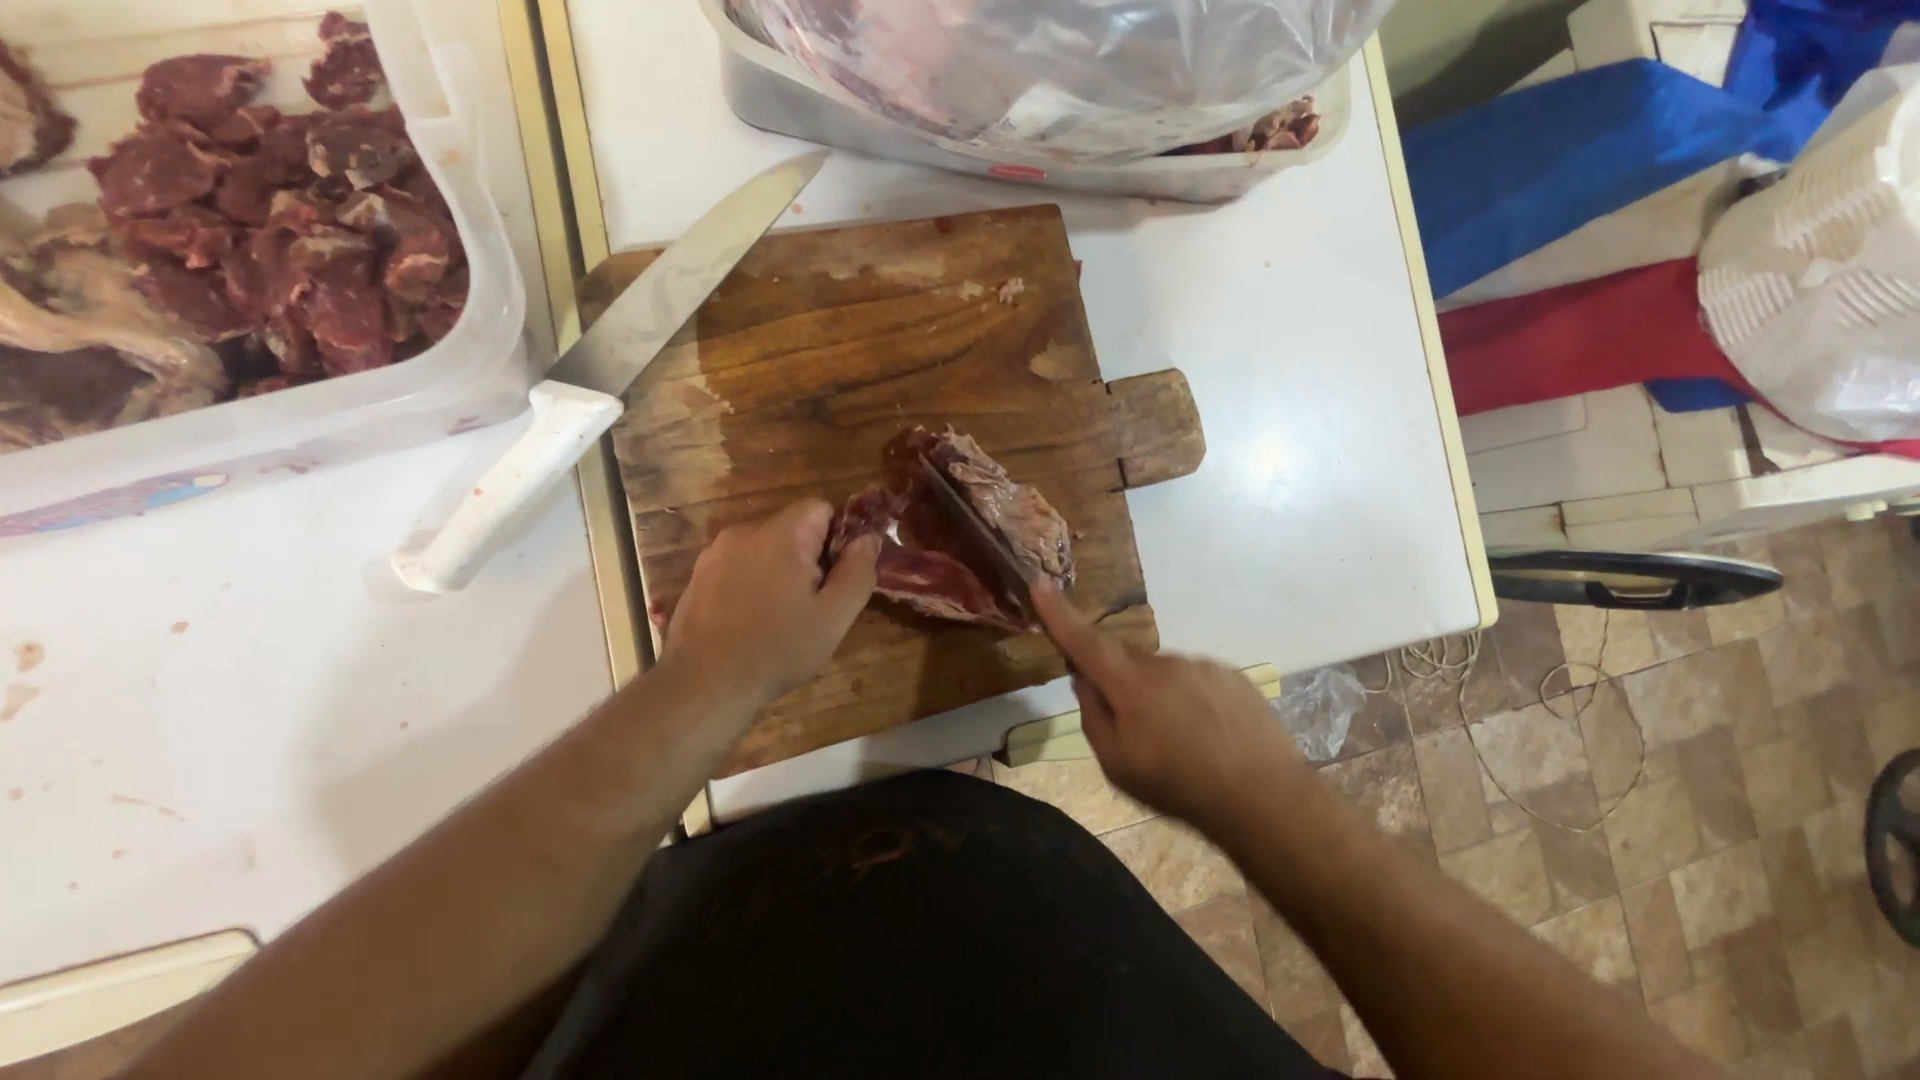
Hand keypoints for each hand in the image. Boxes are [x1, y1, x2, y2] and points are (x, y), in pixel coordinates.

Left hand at [662, 500, 879, 708]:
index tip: (838, 575)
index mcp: (779, 535)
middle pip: (790, 529)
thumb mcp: (833, 617)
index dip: (837, 536)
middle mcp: (743, 533)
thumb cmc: (777, 649)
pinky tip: (751, 624)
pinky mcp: (696, 578)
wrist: (704, 684)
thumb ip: (858, 572)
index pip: (819, 507)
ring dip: (779, 573)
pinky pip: (737, 568)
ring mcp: (714, 555)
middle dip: (808, 558)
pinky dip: (751, 586)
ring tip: (782, 618)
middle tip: (813, 604)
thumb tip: (868, 539)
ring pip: (763, 550)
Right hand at [1032, 581, 1308, 830]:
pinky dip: (1196, 704)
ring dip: (1166, 700)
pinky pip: (1199, 682)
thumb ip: (1093, 717)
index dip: (1059, 615)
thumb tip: (1084, 680)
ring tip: (1188, 745)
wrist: (1265, 798)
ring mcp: (1204, 666)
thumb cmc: (1181, 788)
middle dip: (1128, 692)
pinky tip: (1213, 738)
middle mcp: (1166, 663)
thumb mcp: (1118, 766)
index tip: (1040, 584)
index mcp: (1132, 686)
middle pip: (1130, 668)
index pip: (1085, 643)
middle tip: (1145, 739)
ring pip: (1167, 676)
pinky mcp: (1234, 676)